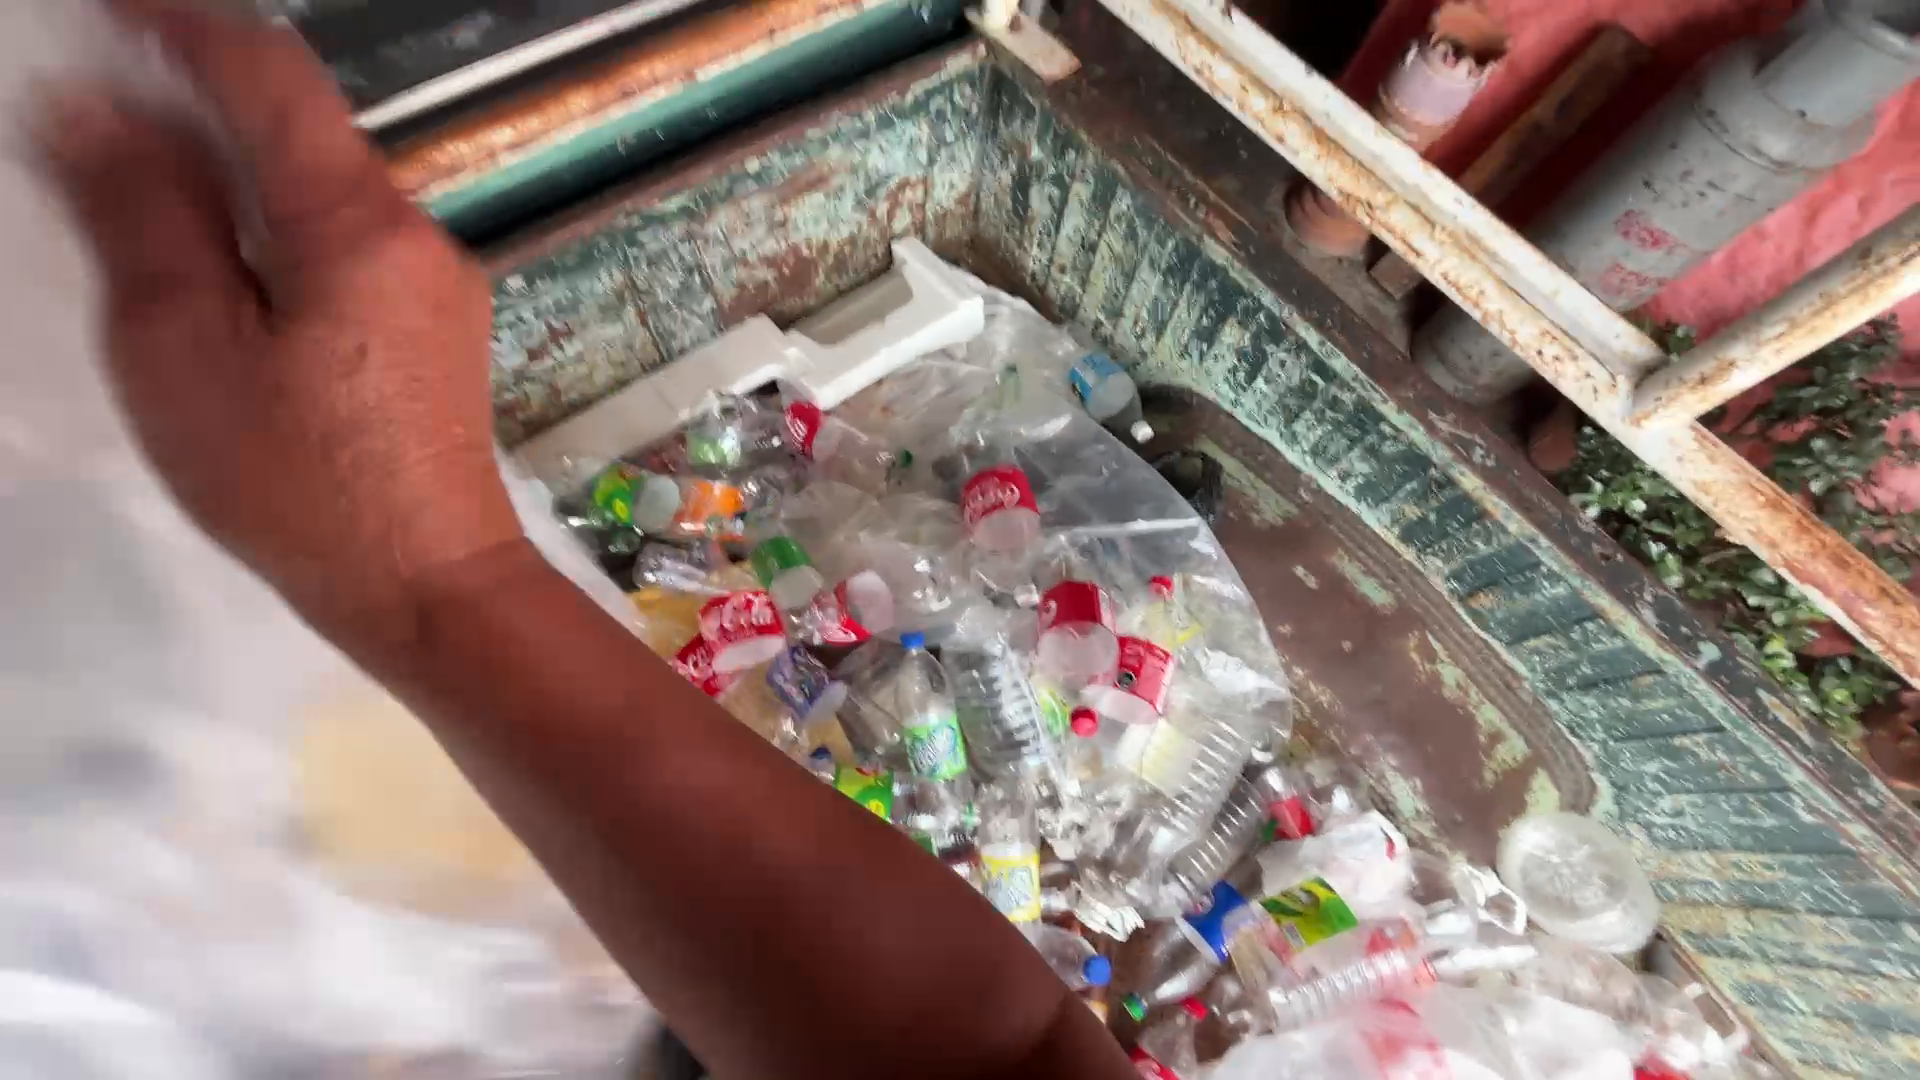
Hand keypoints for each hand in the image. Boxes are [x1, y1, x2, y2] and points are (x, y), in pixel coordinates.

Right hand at [37, 4, 518, 641]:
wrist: (430, 573)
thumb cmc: (300, 477)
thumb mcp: (184, 342)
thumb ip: (146, 210)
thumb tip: (106, 106)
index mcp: (367, 226)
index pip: (275, 75)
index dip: (180, 27)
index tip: (98, 19)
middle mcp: (426, 243)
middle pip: (310, 137)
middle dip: (203, 113)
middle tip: (98, 142)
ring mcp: (447, 293)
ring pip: (334, 199)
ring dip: (243, 183)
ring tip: (152, 217)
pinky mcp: (447, 335)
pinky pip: (361, 255)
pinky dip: (290, 239)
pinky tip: (237, 280)